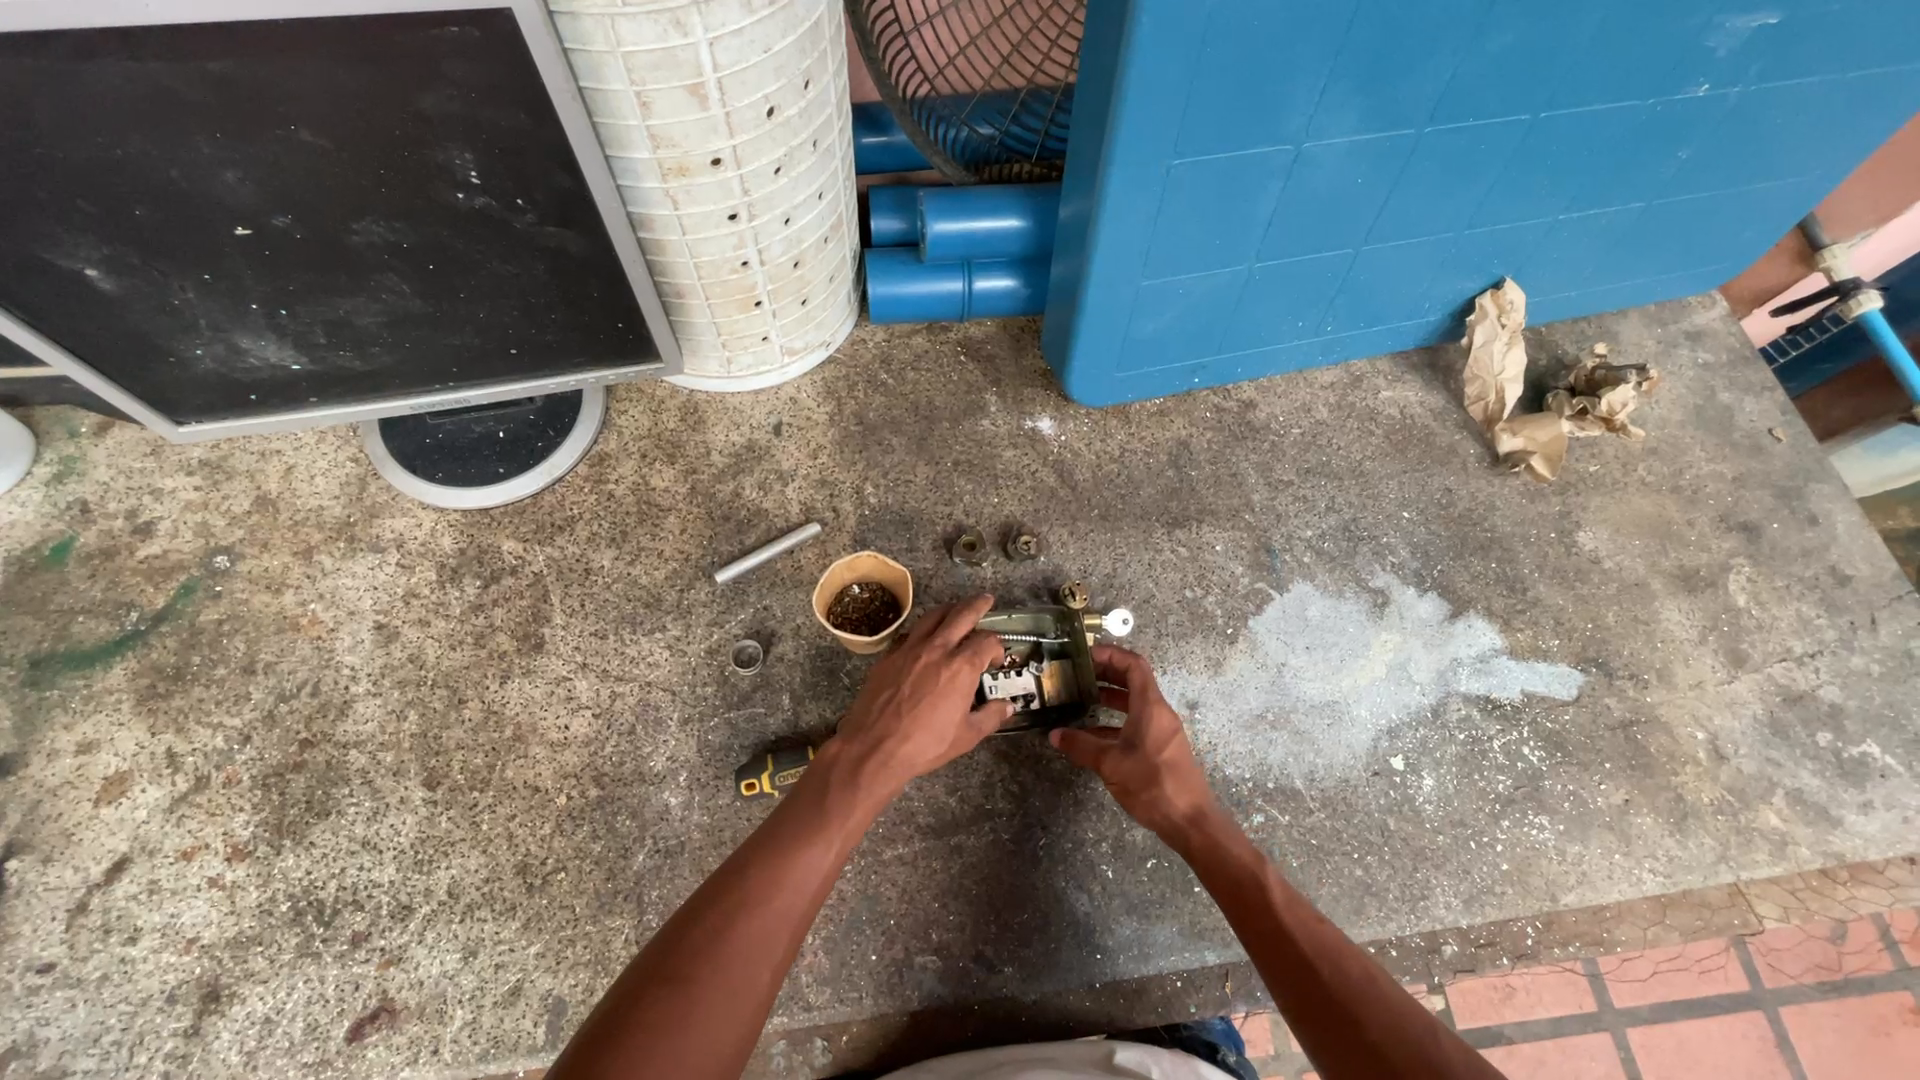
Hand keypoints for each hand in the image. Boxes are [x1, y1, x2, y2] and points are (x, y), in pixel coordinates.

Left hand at [830, 594, 1012, 793]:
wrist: (874, 747)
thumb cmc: (924, 744)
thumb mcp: (967, 736)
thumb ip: (991, 717)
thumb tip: (1007, 707)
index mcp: (961, 667)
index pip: (987, 642)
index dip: (997, 646)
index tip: (996, 658)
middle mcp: (937, 650)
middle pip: (961, 615)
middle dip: (977, 605)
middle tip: (985, 600)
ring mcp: (909, 650)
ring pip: (932, 616)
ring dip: (948, 609)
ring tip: (956, 609)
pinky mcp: (888, 656)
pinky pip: (909, 633)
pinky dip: (922, 629)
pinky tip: (924, 637)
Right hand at [1049, 645, 1222, 841]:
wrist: (1190, 821)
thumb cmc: (1152, 784)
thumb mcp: (1111, 764)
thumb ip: (1082, 746)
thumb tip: (1055, 735)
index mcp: (1150, 707)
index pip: (1134, 665)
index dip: (1111, 654)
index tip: (1086, 655)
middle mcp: (1159, 713)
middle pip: (1133, 681)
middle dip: (1106, 674)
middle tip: (1077, 674)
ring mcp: (1162, 731)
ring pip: (1134, 704)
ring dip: (1109, 698)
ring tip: (1080, 700)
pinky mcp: (1161, 749)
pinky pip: (1136, 724)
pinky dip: (1114, 723)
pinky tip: (1092, 736)